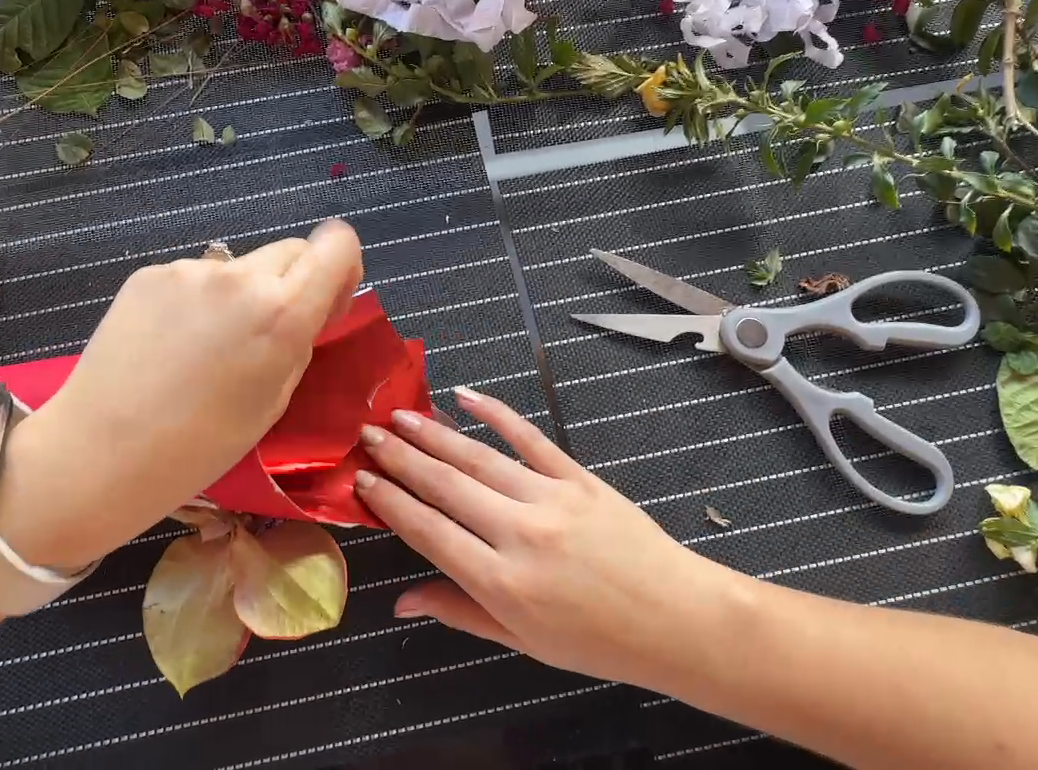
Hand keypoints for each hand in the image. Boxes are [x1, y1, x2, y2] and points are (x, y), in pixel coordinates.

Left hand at [0, 220, 363, 568]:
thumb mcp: (273, 401)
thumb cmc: (199, 448)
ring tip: (203, 350)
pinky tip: (169, 345)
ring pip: (239, 268)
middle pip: (291, 250)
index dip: (341, 266)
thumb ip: (299, 341)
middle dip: (292, 284)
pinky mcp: (149, 273)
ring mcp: (190, 270)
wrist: (99, 453)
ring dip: (239, 295)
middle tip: (265, 333)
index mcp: (282, 313)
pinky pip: (194, 279)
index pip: (338, 242)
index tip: (325, 302)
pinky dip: (196, 302)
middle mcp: (241, 277)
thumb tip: (308, 309)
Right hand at [354, 388, 743, 690]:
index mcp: (500, 583)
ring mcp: (550, 499)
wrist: (677, 620)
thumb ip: (459, 612)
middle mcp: (518, 534)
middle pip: (445, 486)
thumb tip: (400, 601)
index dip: (390, 502)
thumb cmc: (597, 641)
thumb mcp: (522, 642)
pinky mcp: (578, 478)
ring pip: (478, 459)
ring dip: (434, 434)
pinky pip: (530, 439)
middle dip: (400, 457)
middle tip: (367, 434)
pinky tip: (466, 396)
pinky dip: (496, 415)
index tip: (360, 479)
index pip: (428, 531)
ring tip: (399, 416)